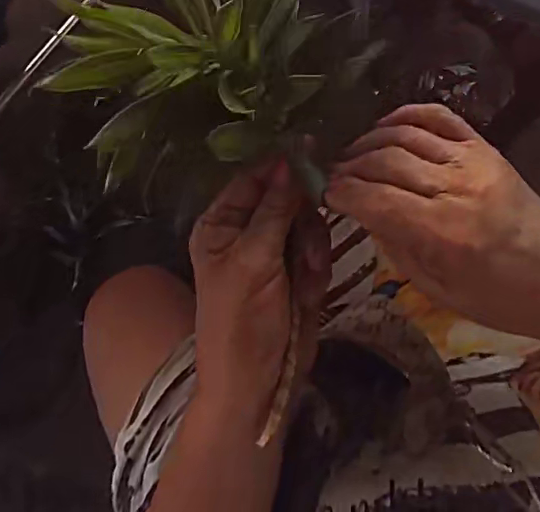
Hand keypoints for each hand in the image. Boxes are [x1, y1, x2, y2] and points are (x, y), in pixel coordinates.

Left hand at [188, 161, 329, 423]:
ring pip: (307, 224)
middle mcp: (246, 231)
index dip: (280, 166)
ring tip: (308, 276)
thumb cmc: (241, 321)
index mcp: (221, 223)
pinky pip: (318, 251)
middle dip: (302, 220)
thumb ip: (275, 209)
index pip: (252, 179)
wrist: (257, 389)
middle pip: (286, 198)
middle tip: (307, 246)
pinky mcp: (296, 273)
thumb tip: (289, 159)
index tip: (313, 149)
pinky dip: (317, 270)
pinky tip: (309, 293)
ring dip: (313, 248)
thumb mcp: (254, 260)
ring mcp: (273, 253)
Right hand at [323, 103, 539, 337]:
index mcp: (446, 232)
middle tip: (334, 173)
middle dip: (350, 166)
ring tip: (353, 154)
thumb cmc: (500, 296)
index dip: (343, 192)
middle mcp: (457, 187)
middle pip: (385, 161)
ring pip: (404, 135)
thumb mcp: (439, 289)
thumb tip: (359, 210)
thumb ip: (395, 245)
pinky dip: (404, 114)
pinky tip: (384, 126)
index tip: (325, 192)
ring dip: (369, 141)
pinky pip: (437, 116)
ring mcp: (472, 160)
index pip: (377, 198)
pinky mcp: (483, 146)